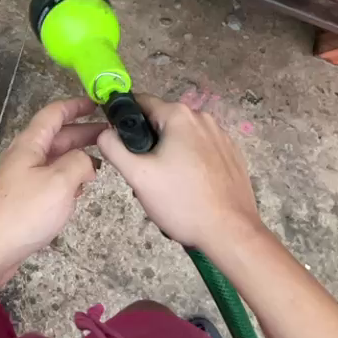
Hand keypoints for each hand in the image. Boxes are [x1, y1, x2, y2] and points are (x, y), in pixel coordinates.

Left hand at [0, 96, 102, 283]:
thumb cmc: (25, 212)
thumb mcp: (59, 183)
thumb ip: (79, 164)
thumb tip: (87, 161)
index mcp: (30, 143)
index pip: (53, 114)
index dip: (75, 106)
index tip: (97, 103)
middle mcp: (25, 155)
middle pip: (57, 136)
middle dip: (82, 133)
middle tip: (110, 136)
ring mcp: (23, 176)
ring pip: (55, 159)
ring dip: (77, 157)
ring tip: (101, 163)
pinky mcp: (24, 197)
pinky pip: (51, 179)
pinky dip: (68, 178)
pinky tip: (81, 190)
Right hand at [98, 91, 264, 254]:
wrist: (233, 235)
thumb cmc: (183, 202)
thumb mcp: (137, 175)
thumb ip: (112, 146)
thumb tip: (104, 132)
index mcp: (179, 115)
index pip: (139, 102)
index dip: (124, 122)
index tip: (122, 147)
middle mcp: (202, 118)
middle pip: (161, 122)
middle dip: (148, 144)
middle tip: (146, 175)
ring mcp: (222, 136)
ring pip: (181, 138)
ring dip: (169, 155)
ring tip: (168, 187)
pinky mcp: (233, 156)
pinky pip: (201, 150)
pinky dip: (190, 164)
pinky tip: (190, 189)